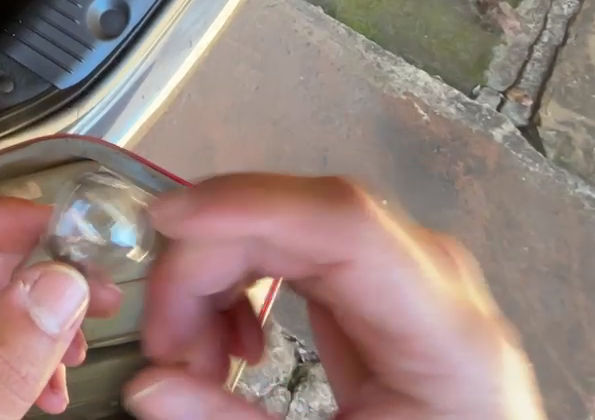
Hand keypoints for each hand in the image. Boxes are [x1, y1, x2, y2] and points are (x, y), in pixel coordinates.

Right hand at [124, 174, 544, 419]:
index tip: (165, 221)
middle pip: (289, 224)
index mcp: (448, 336)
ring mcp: (399, 273)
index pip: (344, 224)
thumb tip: (146, 389)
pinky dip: (238, 283)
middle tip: (162, 336)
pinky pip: (284, 249)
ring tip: (191, 353)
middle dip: (205, 266)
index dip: (247, 205)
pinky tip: (232, 341)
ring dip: (214, 276)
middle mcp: (431, 282)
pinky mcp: (371, 282)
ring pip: (276, 228)